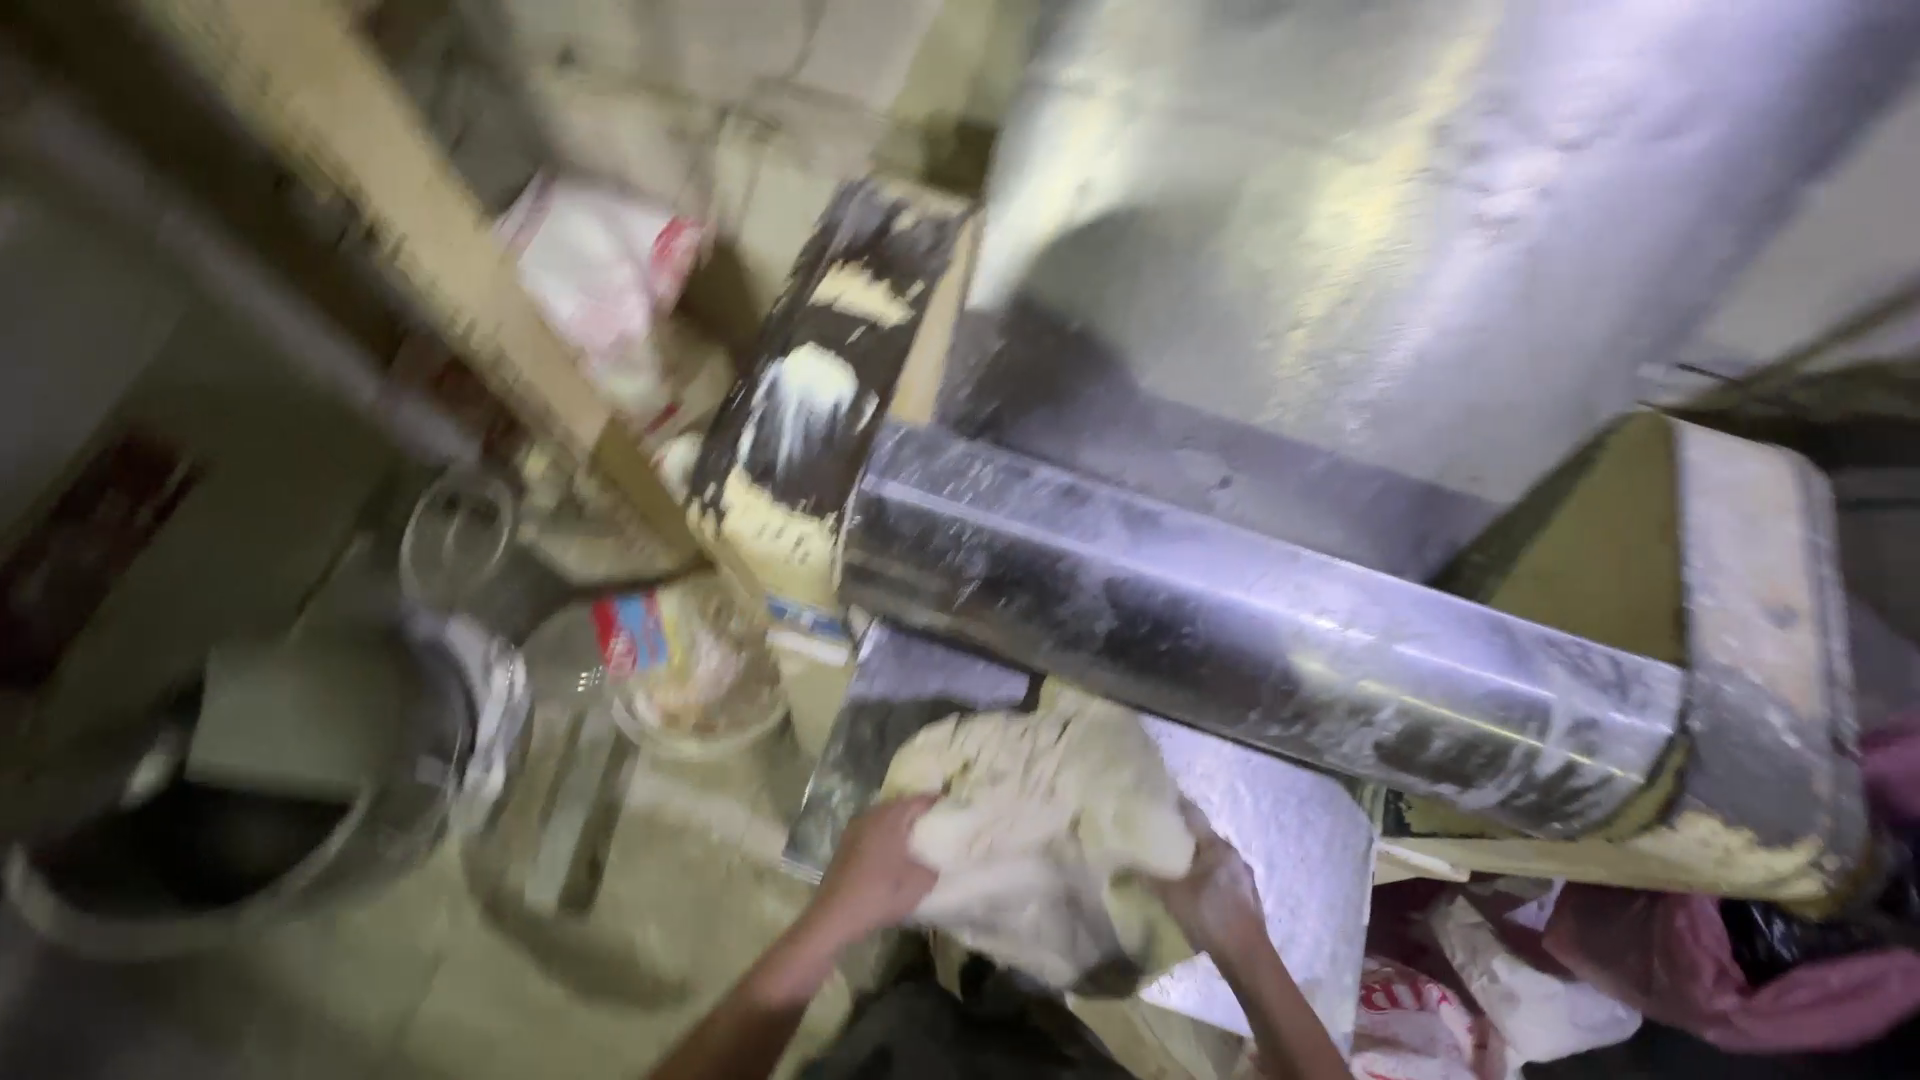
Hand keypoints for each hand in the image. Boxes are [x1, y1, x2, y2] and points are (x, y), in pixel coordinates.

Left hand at [799, 795, 939, 952]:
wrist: (836, 915)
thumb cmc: (881, 892)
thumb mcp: (920, 883)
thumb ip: (933, 867)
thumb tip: (932, 864)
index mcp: (891, 817)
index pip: (919, 800)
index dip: (936, 801)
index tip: (951, 804)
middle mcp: (871, 815)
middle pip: (899, 804)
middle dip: (916, 811)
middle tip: (936, 821)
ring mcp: (854, 829)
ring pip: (883, 817)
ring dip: (898, 824)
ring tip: (916, 836)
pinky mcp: (844, 844)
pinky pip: (871, 830)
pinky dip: (884, 835)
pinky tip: (892, 852)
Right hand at [1149, 799, 1267, 956]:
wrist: (1247, 956)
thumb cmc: (1209, 916)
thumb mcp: (1172, 896)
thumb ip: (1148, 879)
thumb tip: (1122, 866)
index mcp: (1218, 848)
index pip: (1195, 816)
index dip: (1178, 805)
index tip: (1162, 798)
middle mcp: (1234, 856)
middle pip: (1206, 838)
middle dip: (1185, 837)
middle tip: (1162, 838)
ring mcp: (1245, 877)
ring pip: (1216, 860)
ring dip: (1198, 860)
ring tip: (1177, 866)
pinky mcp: (1249, 897)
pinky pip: (1224, 877)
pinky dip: (1209, 877)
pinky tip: (1197, 891)